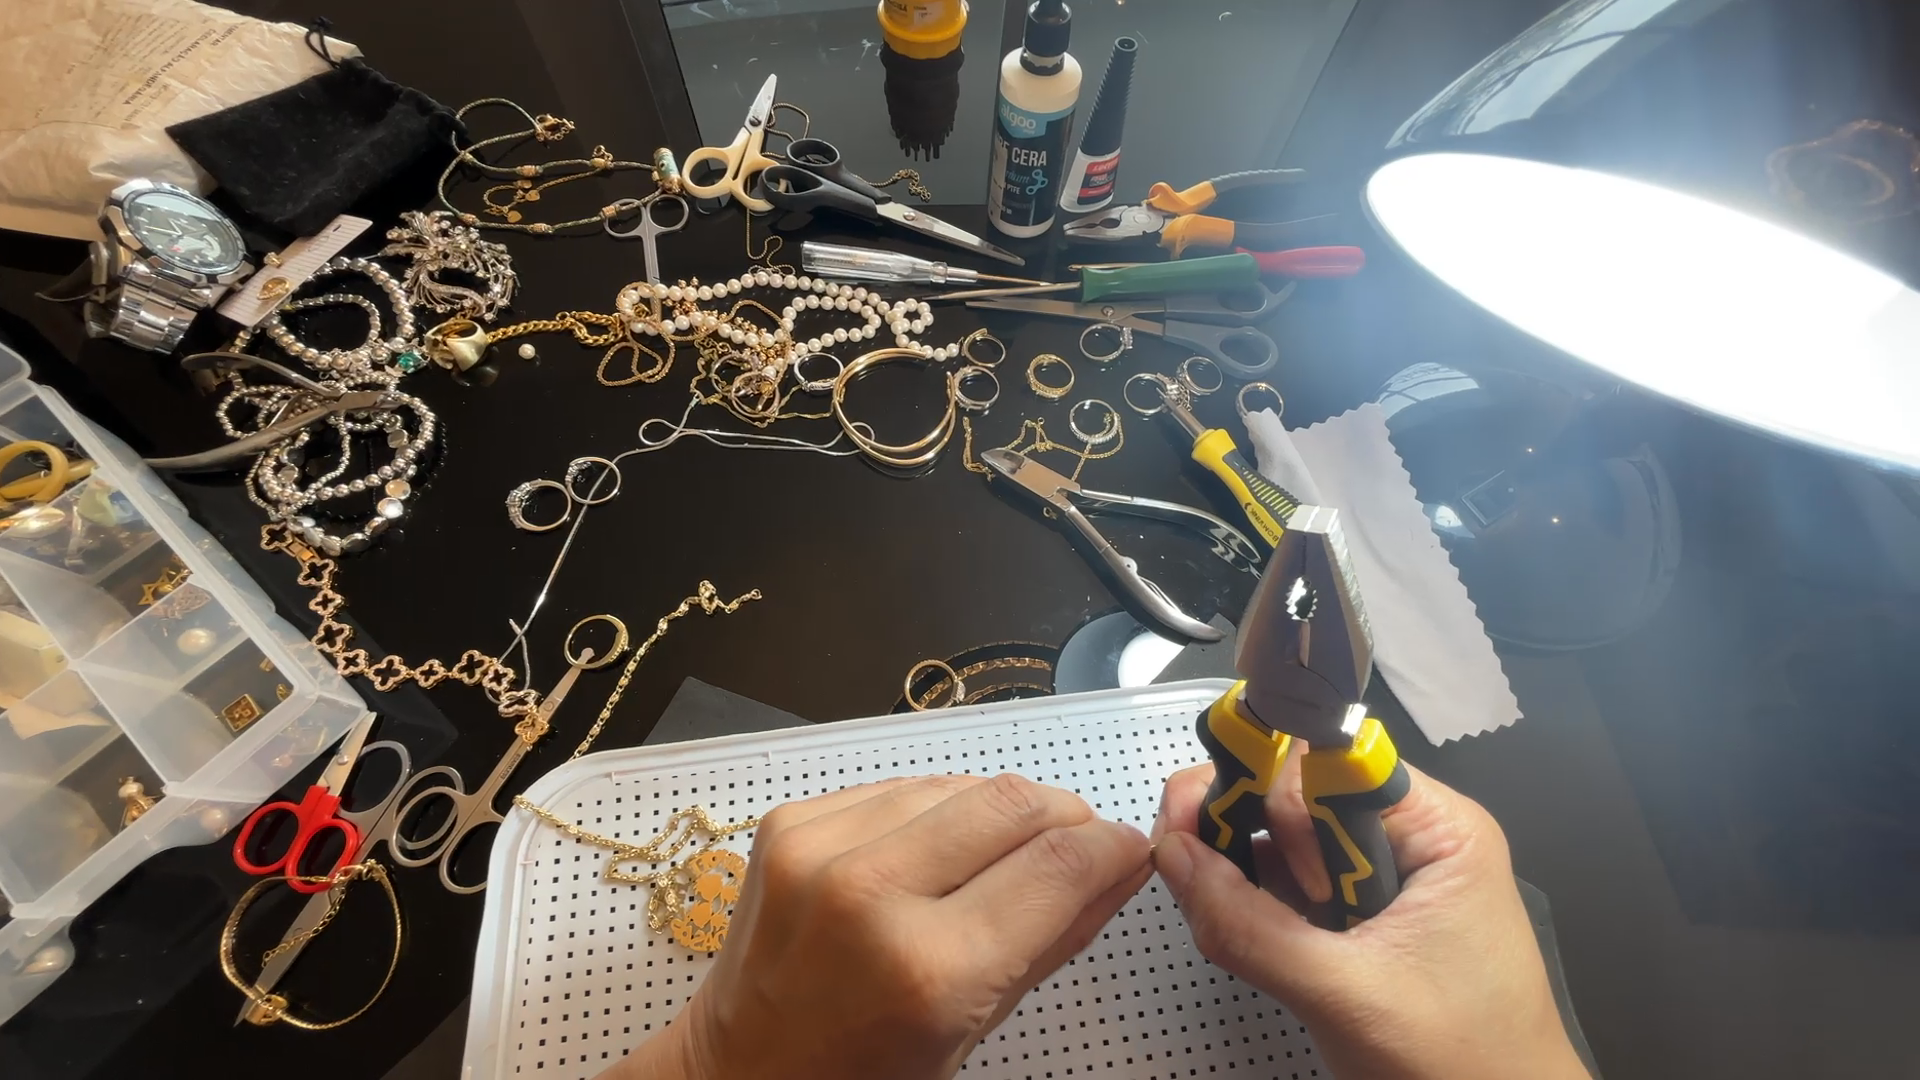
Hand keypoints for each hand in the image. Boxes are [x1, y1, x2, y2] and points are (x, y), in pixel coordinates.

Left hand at [622, 774, 1152, 1079]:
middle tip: (1079, 836)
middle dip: (1062, 811)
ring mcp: (818, 845)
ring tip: (1004, 846)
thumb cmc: (867, 1076)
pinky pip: (898, 787)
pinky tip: (937, 841)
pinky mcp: (790, 819)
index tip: (1127, 845)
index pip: (1054, 867)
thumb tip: (1120, 864)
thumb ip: (1056, 937)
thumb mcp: (974, 1031)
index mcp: (927, 971)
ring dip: (998, 807)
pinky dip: (936, 808)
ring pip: (955, 782)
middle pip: (1008, 802)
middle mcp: (868, 890)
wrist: (738, 1071)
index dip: (1108, 845)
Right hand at [1153, 757, 1587, 1079]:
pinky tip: (1226, 917)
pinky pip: (1275, 867)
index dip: (1261, 777)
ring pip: (1273, 826)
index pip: (1326, 760)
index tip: (1200, 824)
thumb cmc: (1457, 1065)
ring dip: (1229, 859)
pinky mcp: (1343, 899)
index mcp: (1432, 825)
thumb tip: (1167, 852)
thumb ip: (1251, 926)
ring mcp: (1367, 863)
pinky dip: (1240, 888)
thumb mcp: (1348, 996)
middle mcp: (1398, 827)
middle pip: (1289, 784)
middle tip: (1183, 863)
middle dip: (1232, 821)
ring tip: (1206, 905)